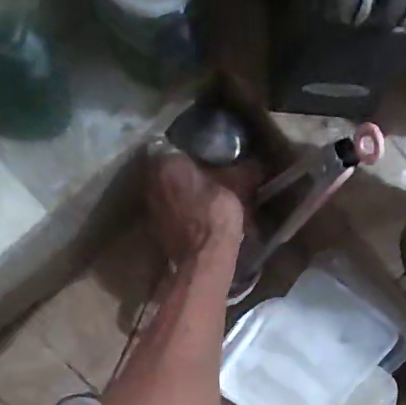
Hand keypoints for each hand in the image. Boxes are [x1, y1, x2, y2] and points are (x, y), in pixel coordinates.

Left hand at [146, 147, 244, 264]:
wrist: (202, 260)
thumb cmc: (217, 214)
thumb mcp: (239, 184)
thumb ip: (245, 169)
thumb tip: (255, 163)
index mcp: (166, 161)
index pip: (179, 144)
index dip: (197, 150)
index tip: (212, 156)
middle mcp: (150, 181)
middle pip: (173, 170)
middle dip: (190, 174)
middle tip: (212, 177)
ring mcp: (150, 207)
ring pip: (171, 194)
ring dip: (186, 195)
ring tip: (207, 201)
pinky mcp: (154, 230)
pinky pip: (171, 214)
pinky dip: (183, 215)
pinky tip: (200, 220)